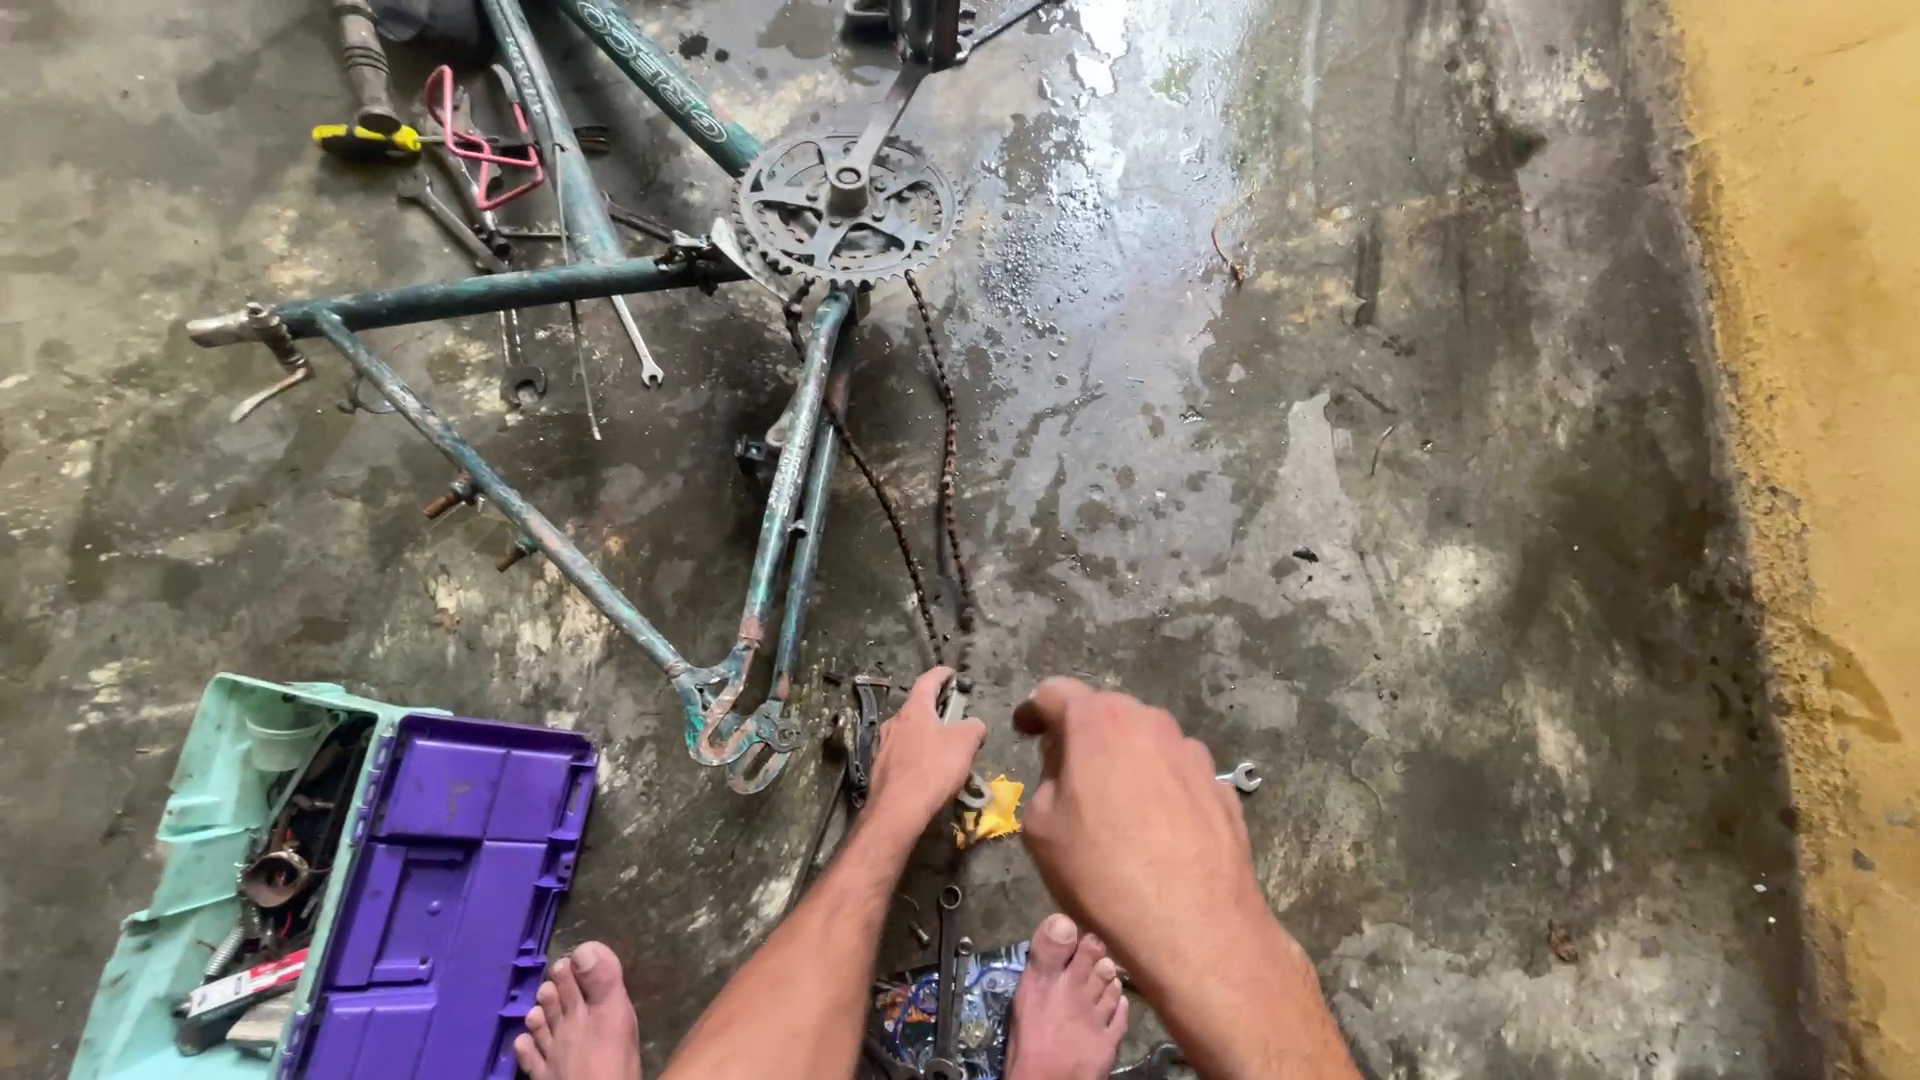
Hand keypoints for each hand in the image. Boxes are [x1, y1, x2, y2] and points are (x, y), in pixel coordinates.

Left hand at [865, 666, 986, 834]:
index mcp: (913, 710)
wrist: (897, 812)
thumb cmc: (932, 770)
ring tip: (943, 751)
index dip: (942, 674)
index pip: (927, 680)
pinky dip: (916, 756)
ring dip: (925, 735)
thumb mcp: (965, 743)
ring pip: (908, 733)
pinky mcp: (879, 769)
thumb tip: (974, 726)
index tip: (952, 673)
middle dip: (935, 710)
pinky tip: (926, 773)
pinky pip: (901, 754)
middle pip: (917, 708)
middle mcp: (893, 722)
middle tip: (954, 720)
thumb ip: (973, 727)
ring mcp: (882, 746)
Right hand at [1013, 679, 1274, 992]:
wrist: (1197, 929)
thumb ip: (1047, 779)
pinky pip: (1177, 774)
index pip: (1055, 692)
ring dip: (1124, 758)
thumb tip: (1066, 769)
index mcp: (1099, 721)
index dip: (1034, 710)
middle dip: (1081, 733)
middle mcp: (1150, 722)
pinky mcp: (1221, 787)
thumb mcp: (1041, 827)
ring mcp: (1192, 753)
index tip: (1025, 730)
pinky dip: (1159, 787)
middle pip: (1105, 712)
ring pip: (1145, 741)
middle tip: (1065, 771)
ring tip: (1114, 806)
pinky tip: (1156, 829)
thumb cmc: (1103, 872)